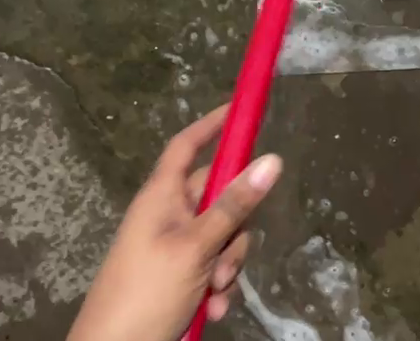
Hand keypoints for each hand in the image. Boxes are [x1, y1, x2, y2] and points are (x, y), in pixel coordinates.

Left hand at [68, 107, 282, 340]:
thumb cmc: (145, 294)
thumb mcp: (197, 247)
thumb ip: (235, 205)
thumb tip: (273, 158)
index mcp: (161, 198)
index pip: (187, 145)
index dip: (213, 124)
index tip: (242, 111)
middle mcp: (167, 217)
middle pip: (218, 195)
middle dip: (235, 224)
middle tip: (229, 253)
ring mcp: (171, 249)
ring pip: (222, 234)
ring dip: (228, 262)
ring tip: (217, 290)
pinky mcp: (177, 278)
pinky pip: (213, 265)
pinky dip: (218, 285)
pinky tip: (213, 309)